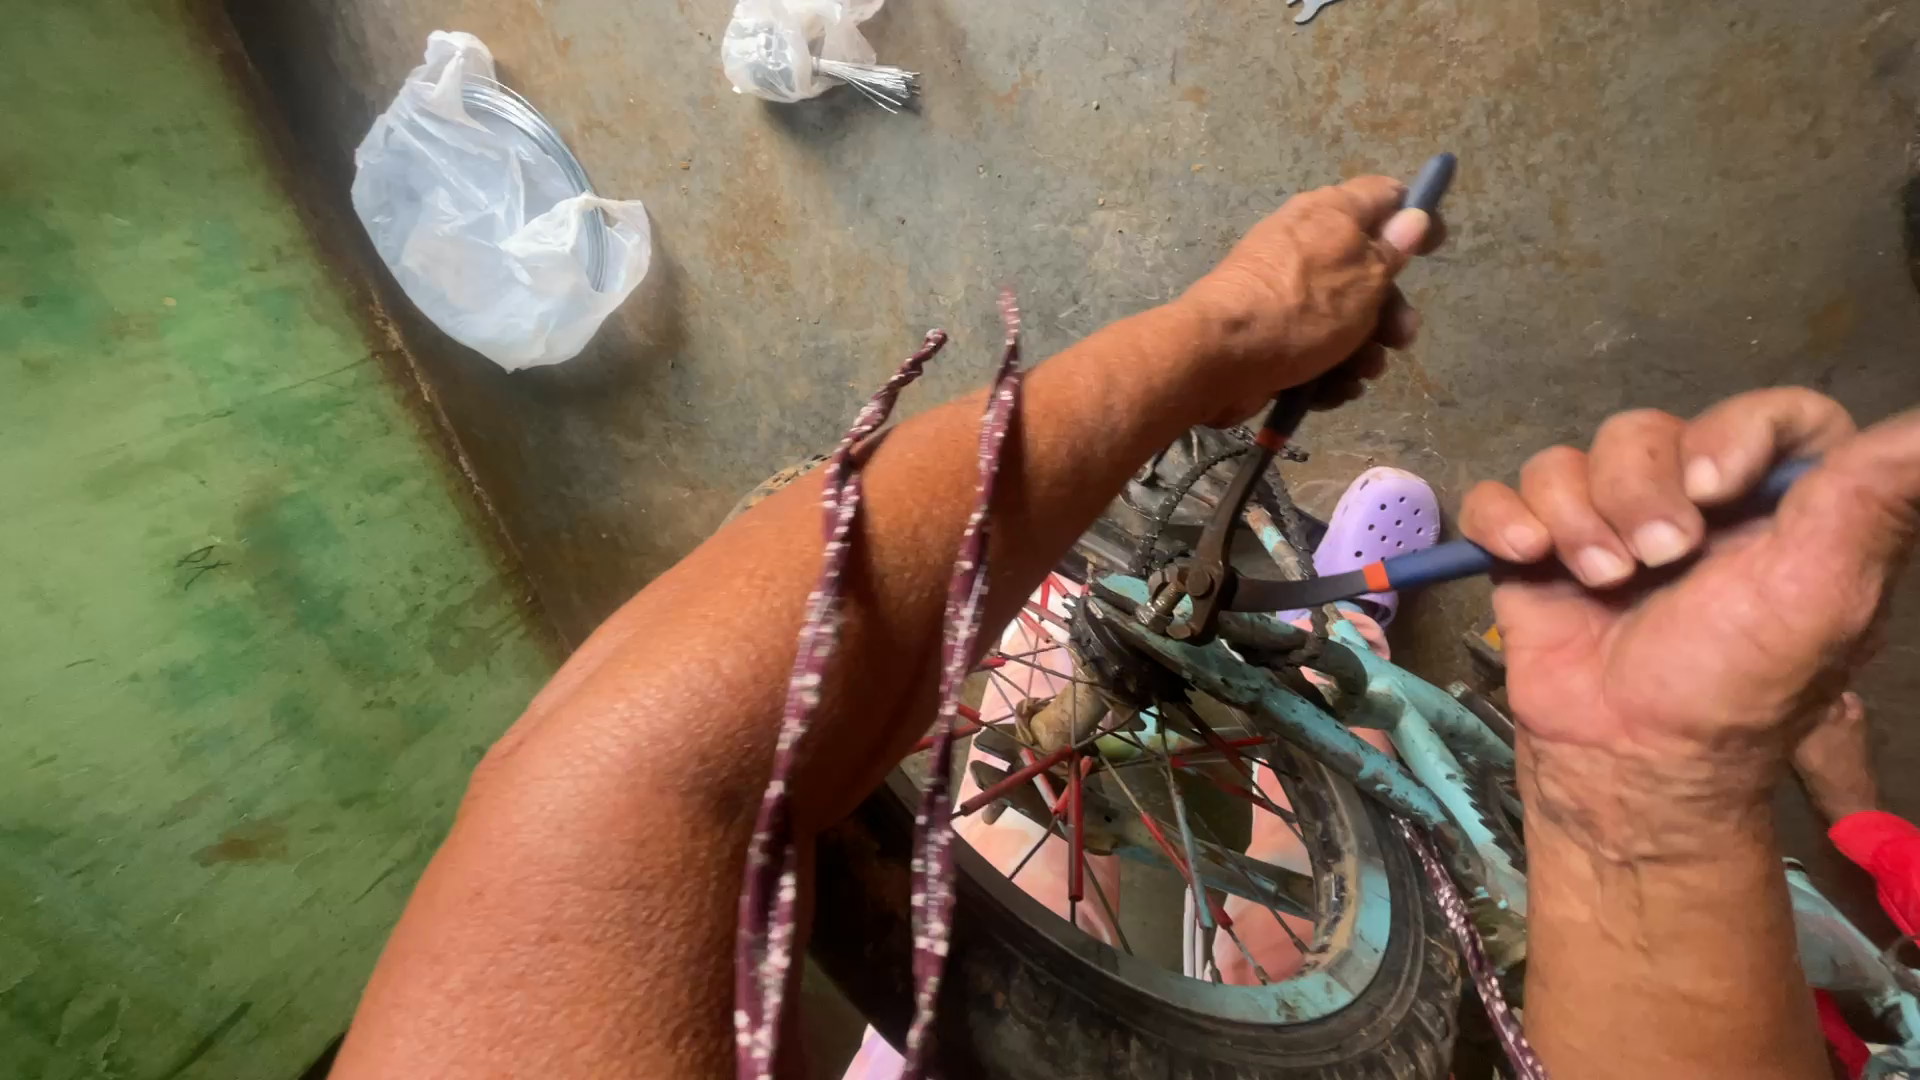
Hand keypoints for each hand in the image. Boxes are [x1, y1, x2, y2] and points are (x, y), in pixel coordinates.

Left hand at [1175, 175, 1442, 426]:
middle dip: (1388, 311)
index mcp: (1327, 216)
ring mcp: (1280, 298)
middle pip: (1364, 273)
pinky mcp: (1266, 340)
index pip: (1382, 197)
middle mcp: (1302, 250)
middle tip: (1401, 338)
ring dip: (1360, 351)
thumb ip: (1390, 252)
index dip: (1413, 216)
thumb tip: (1411, 216)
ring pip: (1339, 321)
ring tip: (1362, 373)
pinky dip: (1325, 373)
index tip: (1434, 246)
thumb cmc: (1299, 310)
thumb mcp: (1363, 277)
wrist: (1217, 360)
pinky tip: (1333, 392)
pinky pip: (1309, 352)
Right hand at [1457, 389, 1919, 852]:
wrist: (1621, 745)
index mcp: (1767, 505)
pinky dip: (1500, 522)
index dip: (1728, 434)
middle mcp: (1677, 501)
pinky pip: (1492, 497)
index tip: (1711, 492)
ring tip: (1593, 582)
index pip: (1762, 414)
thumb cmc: (1732, 680)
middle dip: (1633, 494)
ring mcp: (1591, 523)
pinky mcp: (1525, 548)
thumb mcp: (1822, 593)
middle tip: (1651, 563)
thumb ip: (1874, 499)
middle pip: (1637, 431)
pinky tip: (1525, 558)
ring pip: (1557, 463)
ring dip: (1571, 521)